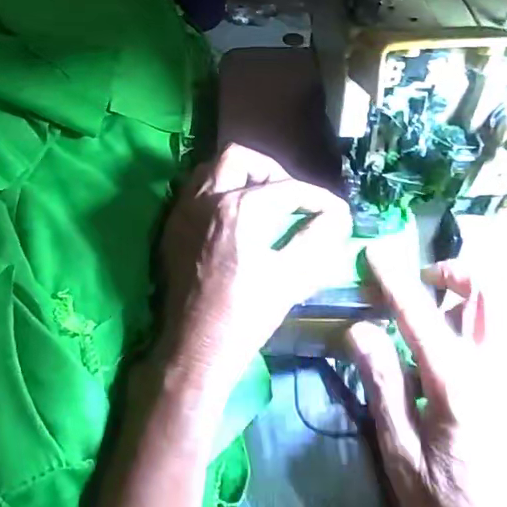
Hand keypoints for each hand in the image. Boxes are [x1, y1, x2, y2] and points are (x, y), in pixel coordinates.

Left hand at [157, 144, 352, 397]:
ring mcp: (182, 211)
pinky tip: (234, 220)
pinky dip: (218, 193)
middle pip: (239, 158)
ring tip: (262, 202)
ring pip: (211, 170)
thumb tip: (335, 216)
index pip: (285, 187)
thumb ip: (316, 239)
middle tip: (289, 196)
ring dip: (240, 177)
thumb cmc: (245, 315)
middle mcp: (205, 198)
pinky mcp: (171, 228)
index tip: (335, 212)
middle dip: (270, 171)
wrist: (194, 347)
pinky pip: (194, 192)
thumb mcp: (291, 278)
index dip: (316, 197)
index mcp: (237, 207)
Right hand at [346, 244, 506, 506]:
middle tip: (423, 284)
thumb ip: (382, 383)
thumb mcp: (400, 454)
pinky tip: (471, 344)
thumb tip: (360, 329)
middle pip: (492, 291)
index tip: (374, 254)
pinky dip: (496, 317)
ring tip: (445, 310)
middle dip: (454, 273)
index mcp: (460, 386)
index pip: (421, 313)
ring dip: (478, 293)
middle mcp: (505, 372)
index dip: (394, 278)